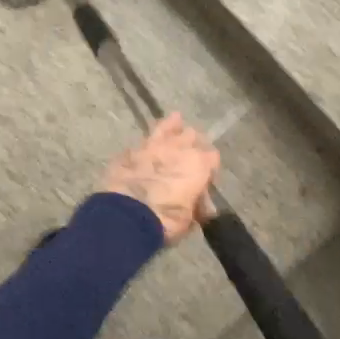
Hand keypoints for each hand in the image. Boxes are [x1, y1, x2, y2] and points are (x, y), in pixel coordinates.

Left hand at [97, 113, 219, 244]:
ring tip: (175, 119)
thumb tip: (200, 207)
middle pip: (190, 136)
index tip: (205, 176)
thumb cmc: (165, 220)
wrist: (127, 215)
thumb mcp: (188, 219)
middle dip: (192, 142)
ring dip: (171, 126)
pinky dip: (145, 144)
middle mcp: (178, 149)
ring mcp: (151, 146)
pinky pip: (141, 143)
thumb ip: (196, 206)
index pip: (212, 157)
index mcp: (198, 164)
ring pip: (165, 128)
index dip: (209, 166)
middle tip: (190, 148)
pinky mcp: (129, 152)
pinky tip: (143, 145)